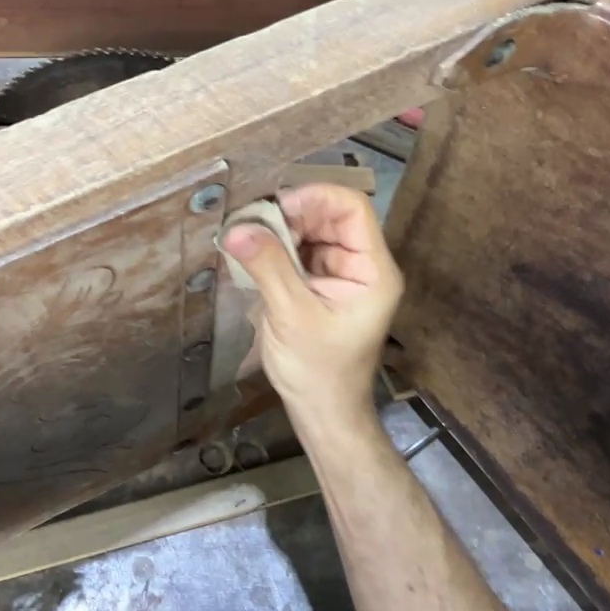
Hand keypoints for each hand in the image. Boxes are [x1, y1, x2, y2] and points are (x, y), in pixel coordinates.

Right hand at [221, 183, 402, 421]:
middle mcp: (361, 265)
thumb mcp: (291, 316)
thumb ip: (268, 267)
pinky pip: (299, 251)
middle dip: (292, 215)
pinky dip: (276, 247)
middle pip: (330, 216)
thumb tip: (236, 229)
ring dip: (280, 230)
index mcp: (373, 271)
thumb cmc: (318, 371)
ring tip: (249, 238)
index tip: (276, 206)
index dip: (316, 197)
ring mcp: (340, 274)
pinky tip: (254, 252)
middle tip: (254, 224)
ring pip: (311, 231)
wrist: (322, 413)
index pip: (352, 209)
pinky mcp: (319, 284)